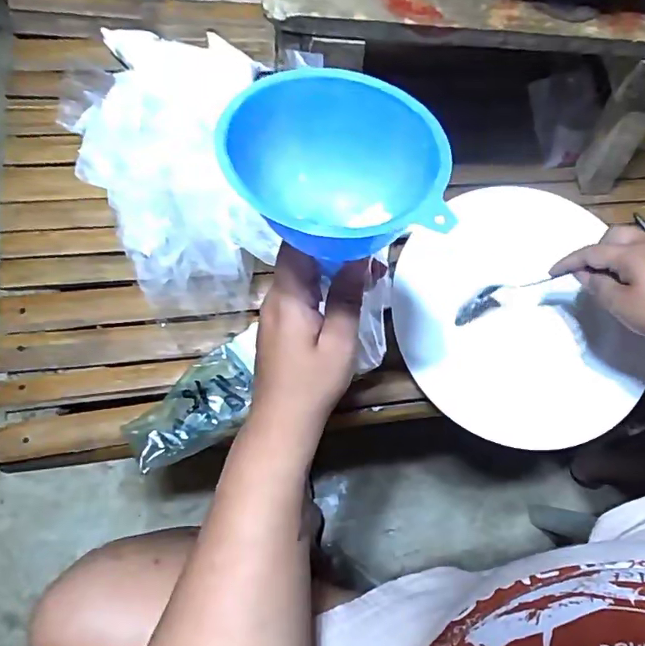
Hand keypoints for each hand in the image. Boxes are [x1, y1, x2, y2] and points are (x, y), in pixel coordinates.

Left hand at [250, 245, 371, 428]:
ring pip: (301, 274)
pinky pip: (301, 292)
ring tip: (366, 268)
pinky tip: (345, 290)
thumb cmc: (313, 383)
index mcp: (287, 296)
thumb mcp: (339, 341)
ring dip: (330, 267)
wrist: (283, 421)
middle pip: (299, 257)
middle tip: (370, 249)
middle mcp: (275, 297)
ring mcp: (274, 311)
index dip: (323, 230)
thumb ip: (347, 298)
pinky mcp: (279, 324)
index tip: (354, 224)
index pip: (297, 245)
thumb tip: (360, 259)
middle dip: (334, 247)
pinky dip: (323, 284)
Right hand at [549, 226, 644, 343]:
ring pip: (629, 240)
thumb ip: (599, 286)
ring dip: (612, 253)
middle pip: (612, 236)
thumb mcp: (621, 304)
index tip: (553, 271)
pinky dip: (627, 258)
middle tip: (585, 273)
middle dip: (594, 250)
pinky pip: (642, 250)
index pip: (591, 251)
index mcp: (629, 252)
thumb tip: (584, 274)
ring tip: (605, 276)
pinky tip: (628, 279)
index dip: (570, 261)